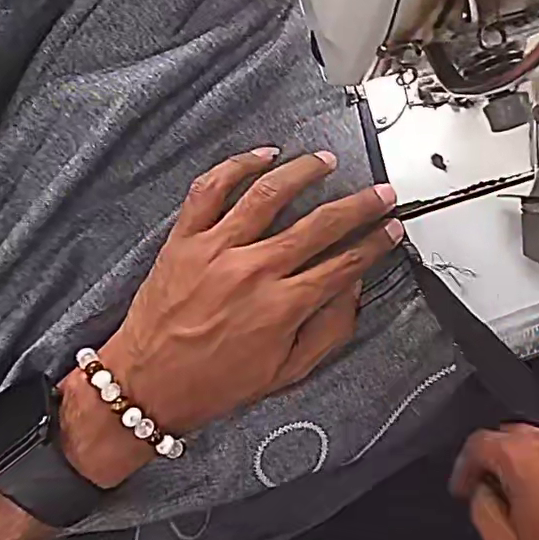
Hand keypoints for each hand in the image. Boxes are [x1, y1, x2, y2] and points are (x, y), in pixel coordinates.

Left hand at [61, 148, 401, 485]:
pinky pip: (211, 189)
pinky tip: (262, 155)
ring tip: (326, 161)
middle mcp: (254, 271)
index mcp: (283, 307)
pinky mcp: (185, 238)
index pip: (345, 263)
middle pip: (320, 224)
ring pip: (269, 194)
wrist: (148, 384)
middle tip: (379, 193)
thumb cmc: (214, 382)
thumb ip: (329, 330)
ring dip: (305, 172)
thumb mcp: (286, 372)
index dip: (375, 242)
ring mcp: (217, 249)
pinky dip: (238, 165)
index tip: (389, 229)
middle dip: (360, 205)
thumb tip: (353, 289)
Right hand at [450, 425, 538, 539]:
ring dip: (536, 467)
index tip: (463, 488)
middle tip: (495, 495)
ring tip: (536, 506)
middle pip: (516, 436)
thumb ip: (483, 509)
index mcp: (528, 460)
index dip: (464, 466)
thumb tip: (483, 491)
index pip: (480, 442)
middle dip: (500, 461)